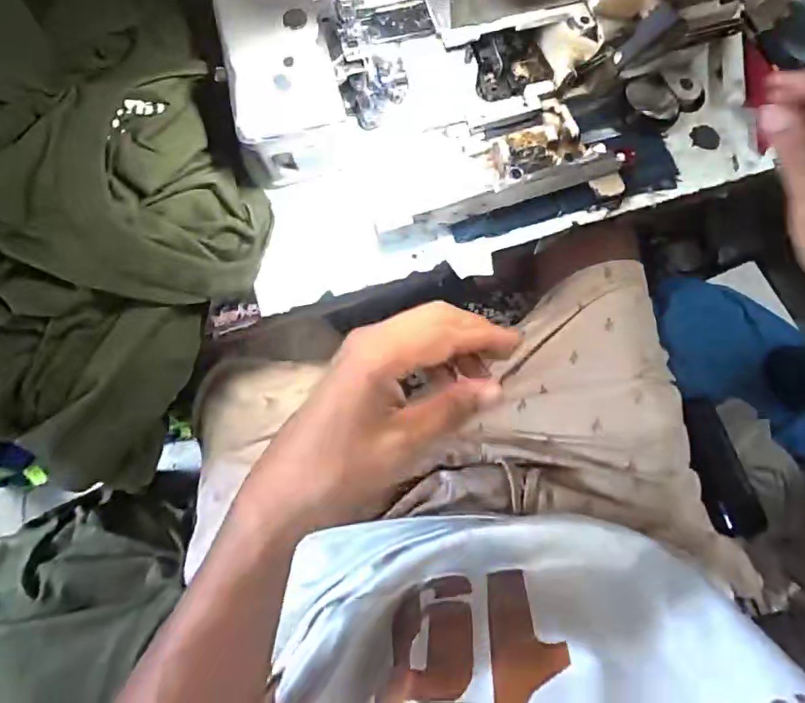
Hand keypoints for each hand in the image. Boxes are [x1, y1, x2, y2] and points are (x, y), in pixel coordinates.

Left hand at [234, 302, 518, 535]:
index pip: (442, 327)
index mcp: (380, 351)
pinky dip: (432, 355)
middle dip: (471, 332)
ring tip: (481, 381)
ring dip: (452, 344)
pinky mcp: (356, 363)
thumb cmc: (343, 469)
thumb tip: (496, 387)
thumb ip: (449, 408)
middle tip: (505, 358)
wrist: (286, 487)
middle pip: (431, 317)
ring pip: (418, 328)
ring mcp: (360, 348)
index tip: (518, 345)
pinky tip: (447, 384)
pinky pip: (403, 344)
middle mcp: (370, 337)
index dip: (483, 333)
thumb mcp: (403, 443)